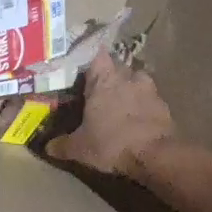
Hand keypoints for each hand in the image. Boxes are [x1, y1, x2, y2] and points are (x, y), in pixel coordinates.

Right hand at [45, 51, 175, 175]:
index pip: (97, 56)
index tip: (84, 70)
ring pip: (137, 80)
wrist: (156, 155)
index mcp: (104, 81)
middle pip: (117, 67)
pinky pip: (150, 98)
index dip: (91, 61)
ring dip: (130, 87)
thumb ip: (61, 145)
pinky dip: (143, 105)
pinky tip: (137, 118)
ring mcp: (149, 90)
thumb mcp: (79, 148)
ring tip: (120, 102)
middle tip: (98, 90)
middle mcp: (127, 78)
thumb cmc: (112, 143)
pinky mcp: (164, 105)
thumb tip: (47, 147)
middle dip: (109, 76)